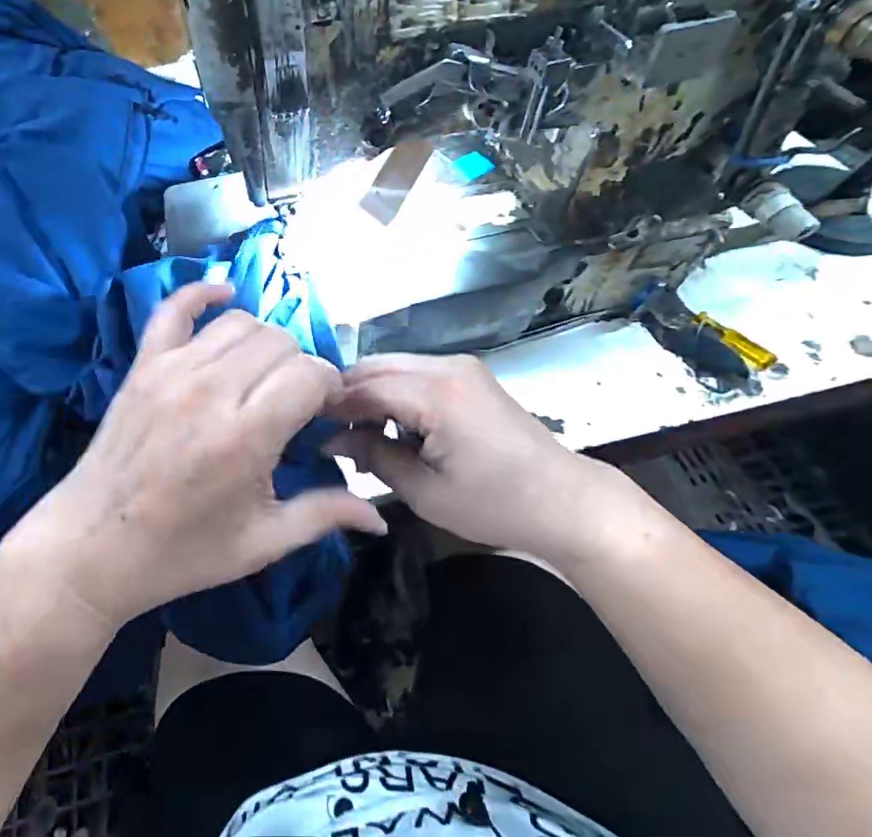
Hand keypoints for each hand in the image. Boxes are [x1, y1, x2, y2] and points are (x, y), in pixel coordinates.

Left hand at [0, 283, 385, 625]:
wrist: (92, 547)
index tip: (322, 413)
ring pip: (239, 323)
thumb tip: (380, 516)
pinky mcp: (143, 365)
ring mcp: (171, 370)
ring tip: (261, 374)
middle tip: (292, 400)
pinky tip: (224, 295)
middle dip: (299, 366)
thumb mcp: (260, 543)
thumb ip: (323, 515)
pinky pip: (174, 309)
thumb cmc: (181, 552)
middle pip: (279, 342)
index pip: (310, 373)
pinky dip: (202, 293)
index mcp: (245, 435)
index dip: (328, 387)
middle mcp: (211, 390)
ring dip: (263, 341)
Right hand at [324, 354, 660, 570]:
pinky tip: (389, 426)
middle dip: (344, 395)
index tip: (304, 428)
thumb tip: (331, 440)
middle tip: (325, 431)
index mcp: (437, 393)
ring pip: (392, 366)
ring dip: (367, 393)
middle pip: (374, 366)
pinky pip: (413, 373)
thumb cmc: (496, 505)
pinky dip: (392, 393)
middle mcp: (447, 366)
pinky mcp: (468, 375)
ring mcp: (460, 366)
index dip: (329, 406)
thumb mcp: (424, 491)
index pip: (363, 387)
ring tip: (357, 434)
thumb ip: (373, 456)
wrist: (566, 502)